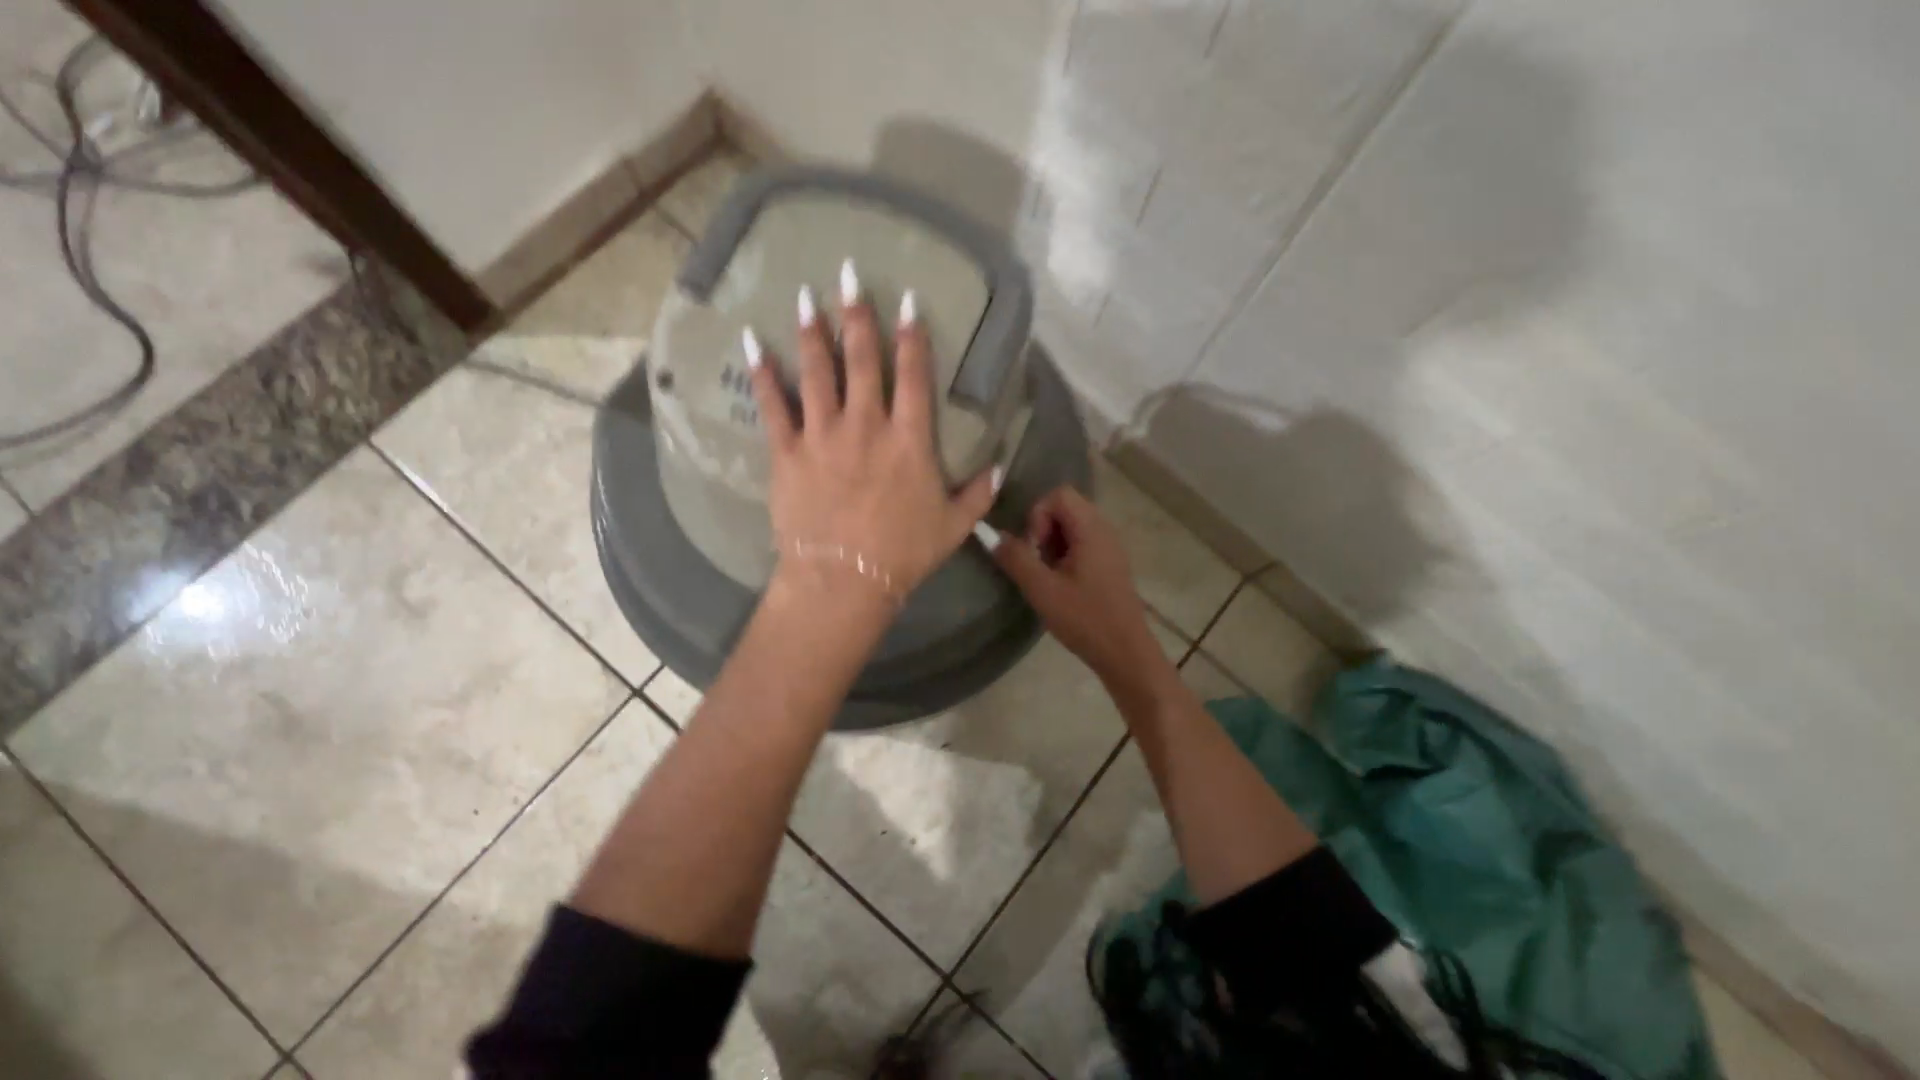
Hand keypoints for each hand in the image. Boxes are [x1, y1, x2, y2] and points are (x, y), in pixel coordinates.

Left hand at [745, 263, 998, 612]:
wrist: (842, 581)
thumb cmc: (903, 554)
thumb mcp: (953, 526)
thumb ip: (978, 493)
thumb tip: (1001, 467)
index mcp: (909, 439)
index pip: (915, 374)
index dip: (913, 334)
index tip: (908, 299)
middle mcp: (866, 424)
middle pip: (862, 359)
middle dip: (857, 314)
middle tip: (848, 275)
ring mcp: (822, 435)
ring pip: (816, 372)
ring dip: (812, 331)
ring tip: (807, 297)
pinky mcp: (786, 452)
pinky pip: (773, 406)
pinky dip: (763, 374)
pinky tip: (753, 342)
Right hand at [987, 486, 1170, 690]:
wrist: (1125, 653)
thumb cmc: (1085, 619)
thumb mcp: (1042, 590)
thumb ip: (1015, 559)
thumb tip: (991, 536)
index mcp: (1091, 529)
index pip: (1058, 494)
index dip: (1037, 515)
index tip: (1033, 549)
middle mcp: (1104, 530)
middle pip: (1065, 508)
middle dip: (1042, 530)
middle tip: (1037, 564)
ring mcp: (1110, 547)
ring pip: (1072, 527)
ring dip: (1052, 545)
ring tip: (1047, 577)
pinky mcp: (1110, 564)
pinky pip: (1082, 544)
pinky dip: (1065, 556)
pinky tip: (1062, 586)